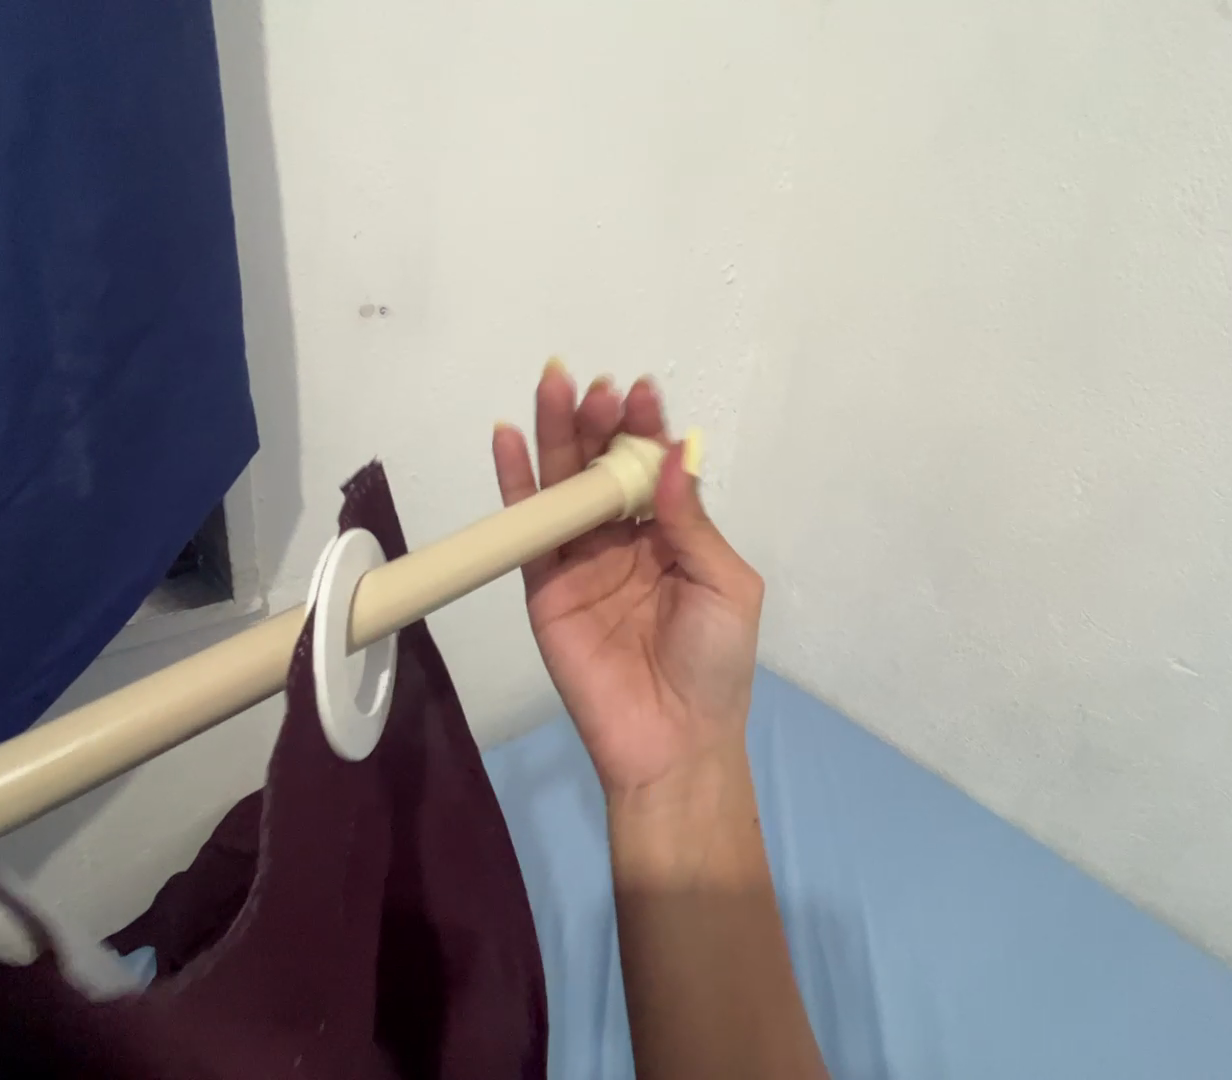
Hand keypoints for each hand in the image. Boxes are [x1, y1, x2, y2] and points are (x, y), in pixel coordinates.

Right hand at [492, 362, 764, 798]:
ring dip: (556, 436)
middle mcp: (623, 539)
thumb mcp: (724, 585)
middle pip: (602, 468)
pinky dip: (515, 483)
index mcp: (671, 535)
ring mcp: (580, 560)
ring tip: (554, 387)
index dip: (644, 430)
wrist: (671, 740)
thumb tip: (672, 453)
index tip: (641, 393)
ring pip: (563, 487)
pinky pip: (527, 529)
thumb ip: (690, 521)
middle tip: (594, 386)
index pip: (651, 469)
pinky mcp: (544, 586)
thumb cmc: (714, 663)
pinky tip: (507, 438)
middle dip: (598, 423)